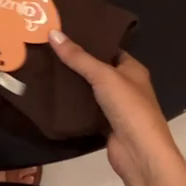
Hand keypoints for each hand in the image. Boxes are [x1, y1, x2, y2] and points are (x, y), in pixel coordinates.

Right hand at [50, 31, 176, 184]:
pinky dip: (72, 103)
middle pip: (97, 69)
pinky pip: (86, 108)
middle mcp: (127, 86)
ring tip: (45, 65)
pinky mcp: (105, 124)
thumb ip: (78, 57)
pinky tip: (52, 93)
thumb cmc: (129, 107)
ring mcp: (116, 106)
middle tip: (48, 46)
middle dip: (76, 61)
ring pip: (90, 89)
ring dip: (73, 82)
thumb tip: (53, 32)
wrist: (139, 153)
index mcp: (133, 69)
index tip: (64, 31)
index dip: (90, 40)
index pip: (109, 49)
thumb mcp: (103, 75)